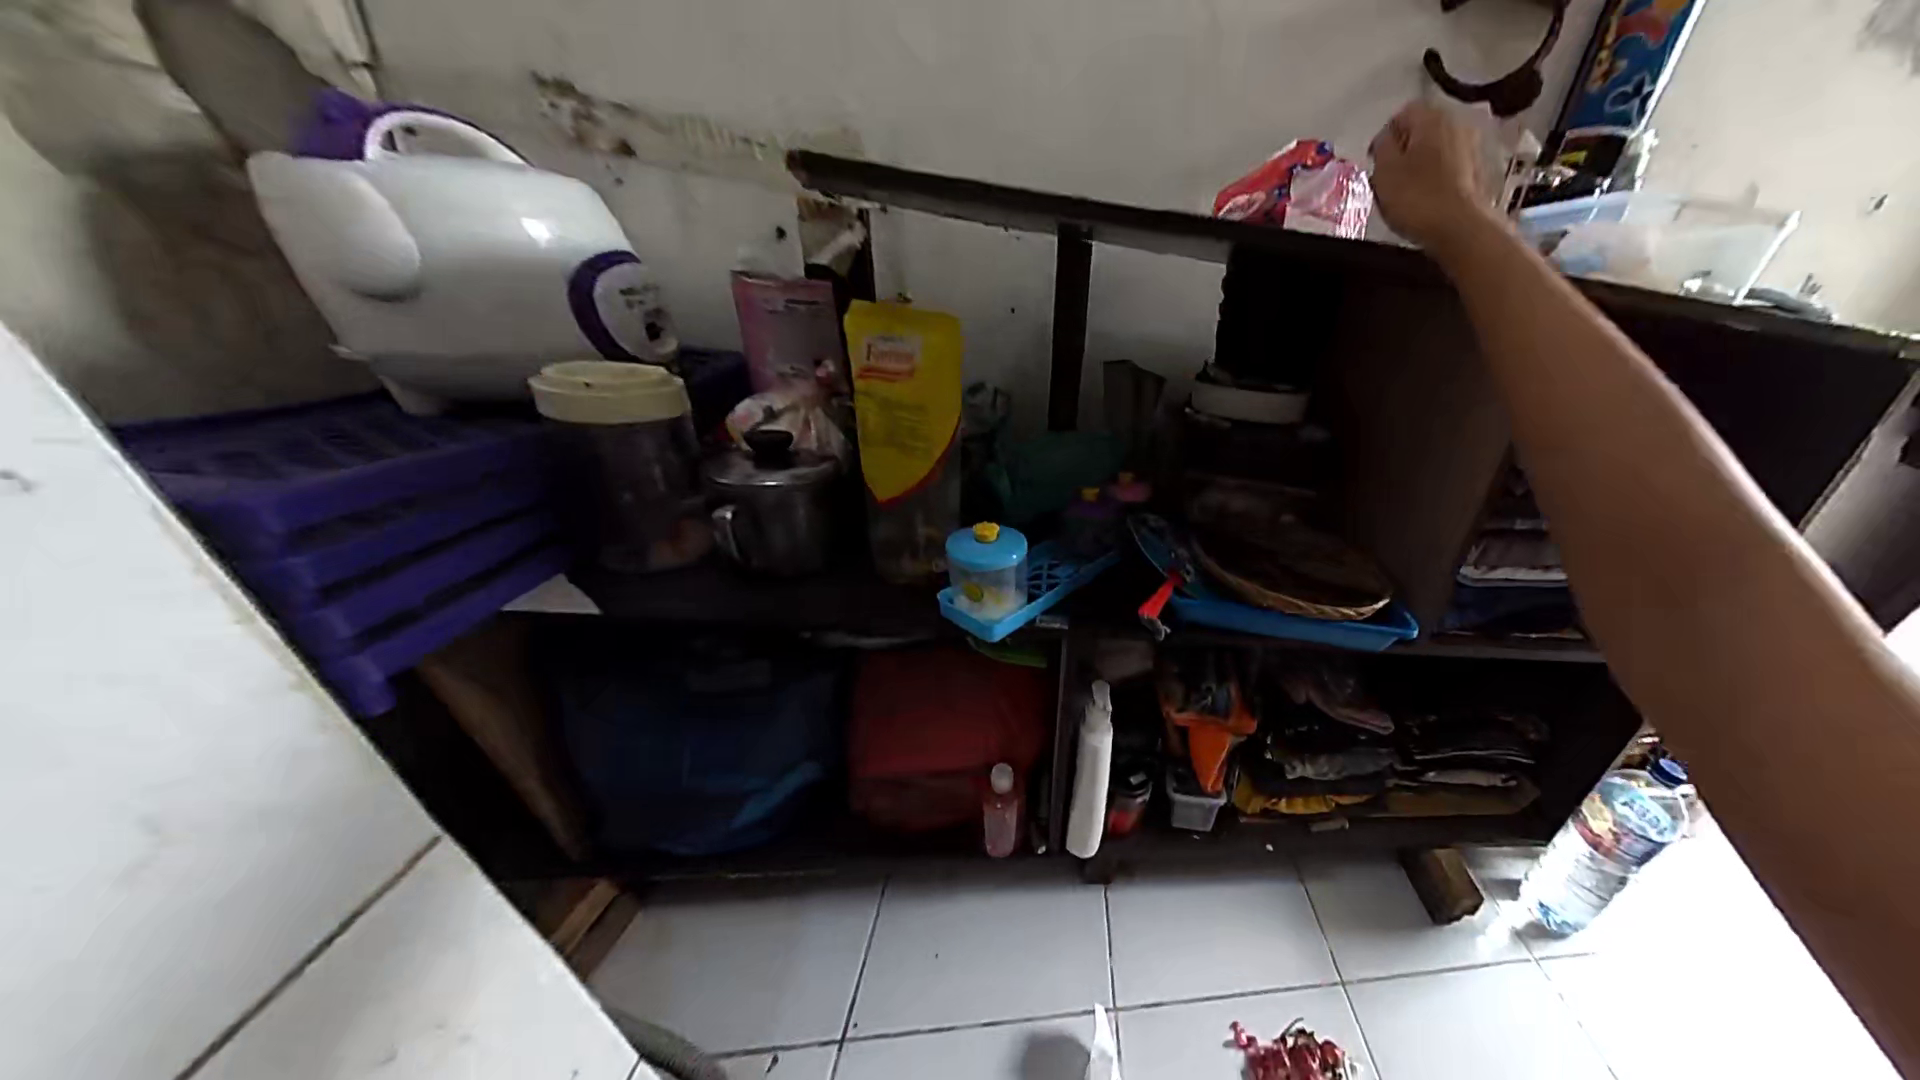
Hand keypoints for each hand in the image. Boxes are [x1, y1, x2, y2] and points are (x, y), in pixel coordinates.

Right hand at [1368, 102, 1496, 251]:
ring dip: (1419, 161)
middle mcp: (1455, 122)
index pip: (1402, 113)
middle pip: (1421, 128)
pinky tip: (1425, 195)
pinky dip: (1434, 172)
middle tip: (1387, 177)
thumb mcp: (1384, 172)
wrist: (1458, 225)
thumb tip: (1385, 138)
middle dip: (1403, 148)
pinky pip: (1448, 161)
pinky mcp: (1477, 165)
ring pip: (1435, 146)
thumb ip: (1382, 147)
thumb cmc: (1415, 198)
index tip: (1374, 162)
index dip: (1384, 136)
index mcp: (1431, 119)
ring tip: (1405, 189)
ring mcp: (1471, 142)